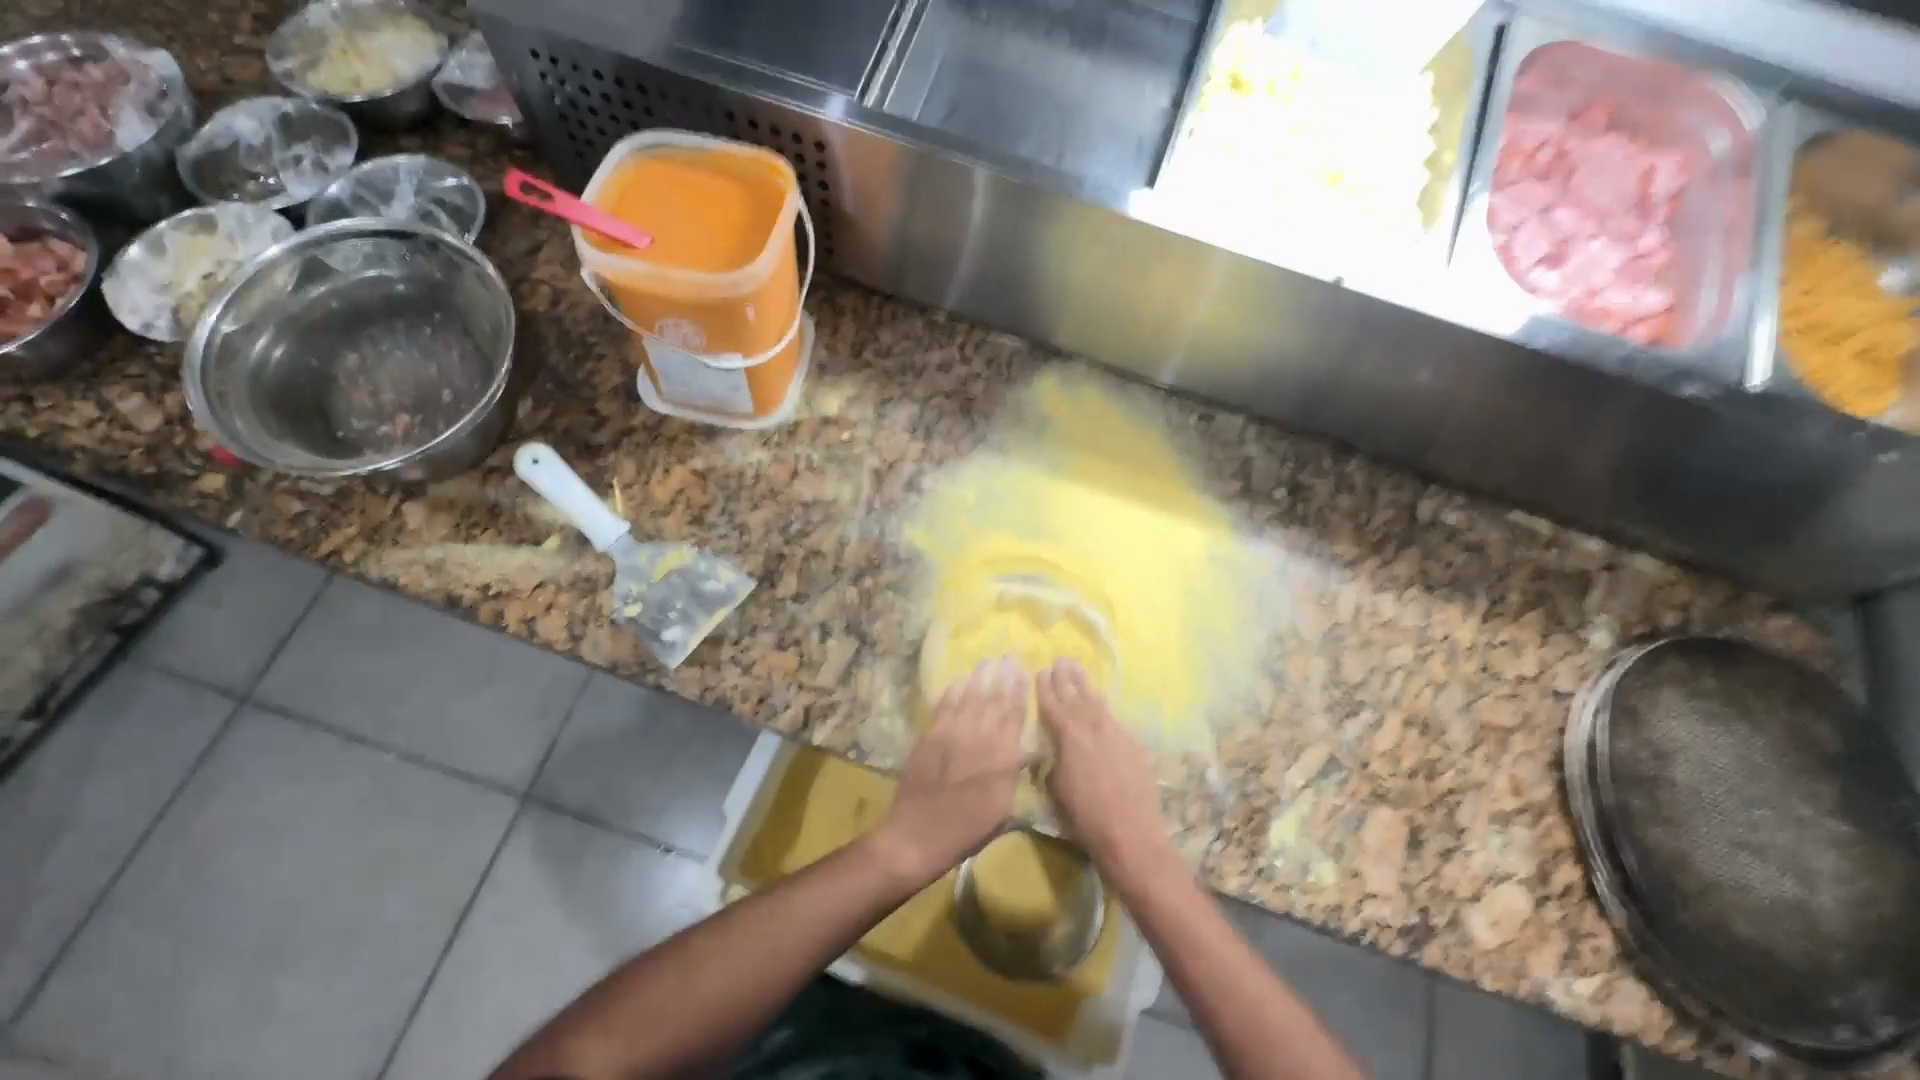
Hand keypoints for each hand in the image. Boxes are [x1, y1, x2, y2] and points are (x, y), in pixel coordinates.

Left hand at [872, 656, 1027, 886]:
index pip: (1014, 715)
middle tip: (1009, 655)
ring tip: (988, 661)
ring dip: (980, 678)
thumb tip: (1025, 748)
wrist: (920, 834)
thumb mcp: (1003, 807)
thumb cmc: (968, 829)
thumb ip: (1013, 772)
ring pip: (969, 697)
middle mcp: (978, 739)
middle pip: (993, 700)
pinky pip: (944, 706)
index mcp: (1001, 757)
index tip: (1025, 672)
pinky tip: (960, 680)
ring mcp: (951, 734)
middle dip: (1003, 676)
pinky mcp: (929, 736)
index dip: (1020, 692)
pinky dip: (953, 691)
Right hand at [1036, 660, 1169, 876]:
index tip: (1041, 671)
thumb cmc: (1084, 817)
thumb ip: (1052, 763)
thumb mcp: (1055, 790)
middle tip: (1061, 660)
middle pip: (1077, 697)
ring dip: (1086, 687)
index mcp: (1069, 737)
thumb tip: (1051, 751)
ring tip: (1078, 671)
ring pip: (1098, 704)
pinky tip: (1101, 705)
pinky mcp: (1133, 745)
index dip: (1045, 688)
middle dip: (1067, 679)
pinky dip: (1103, 708)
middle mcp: (1092, 728)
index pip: (1053, 705)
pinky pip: (1113, 719)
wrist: (1130, 833)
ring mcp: (1116, 734)